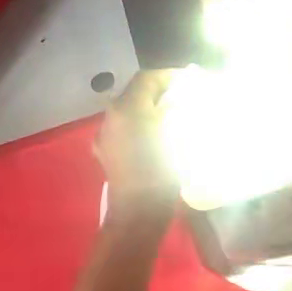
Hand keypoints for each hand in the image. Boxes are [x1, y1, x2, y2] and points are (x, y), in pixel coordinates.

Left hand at [95, 71, 177, 218]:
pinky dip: (138, 124)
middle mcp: (112, 116)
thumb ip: (174, 113)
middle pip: (135, 92)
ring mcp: (105, 134)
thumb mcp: (176, 138)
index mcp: (129, 108)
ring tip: (170, 115)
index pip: (147, 79)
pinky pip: (122, 128)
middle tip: (181, 95)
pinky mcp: (104, 151)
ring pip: (127, 110)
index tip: (188, 80)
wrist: (137, 214)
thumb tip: (177, 101)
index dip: (168, 76)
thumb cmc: (161, 175)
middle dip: (158, 91)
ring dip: (147, 108)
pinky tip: (154, 135)